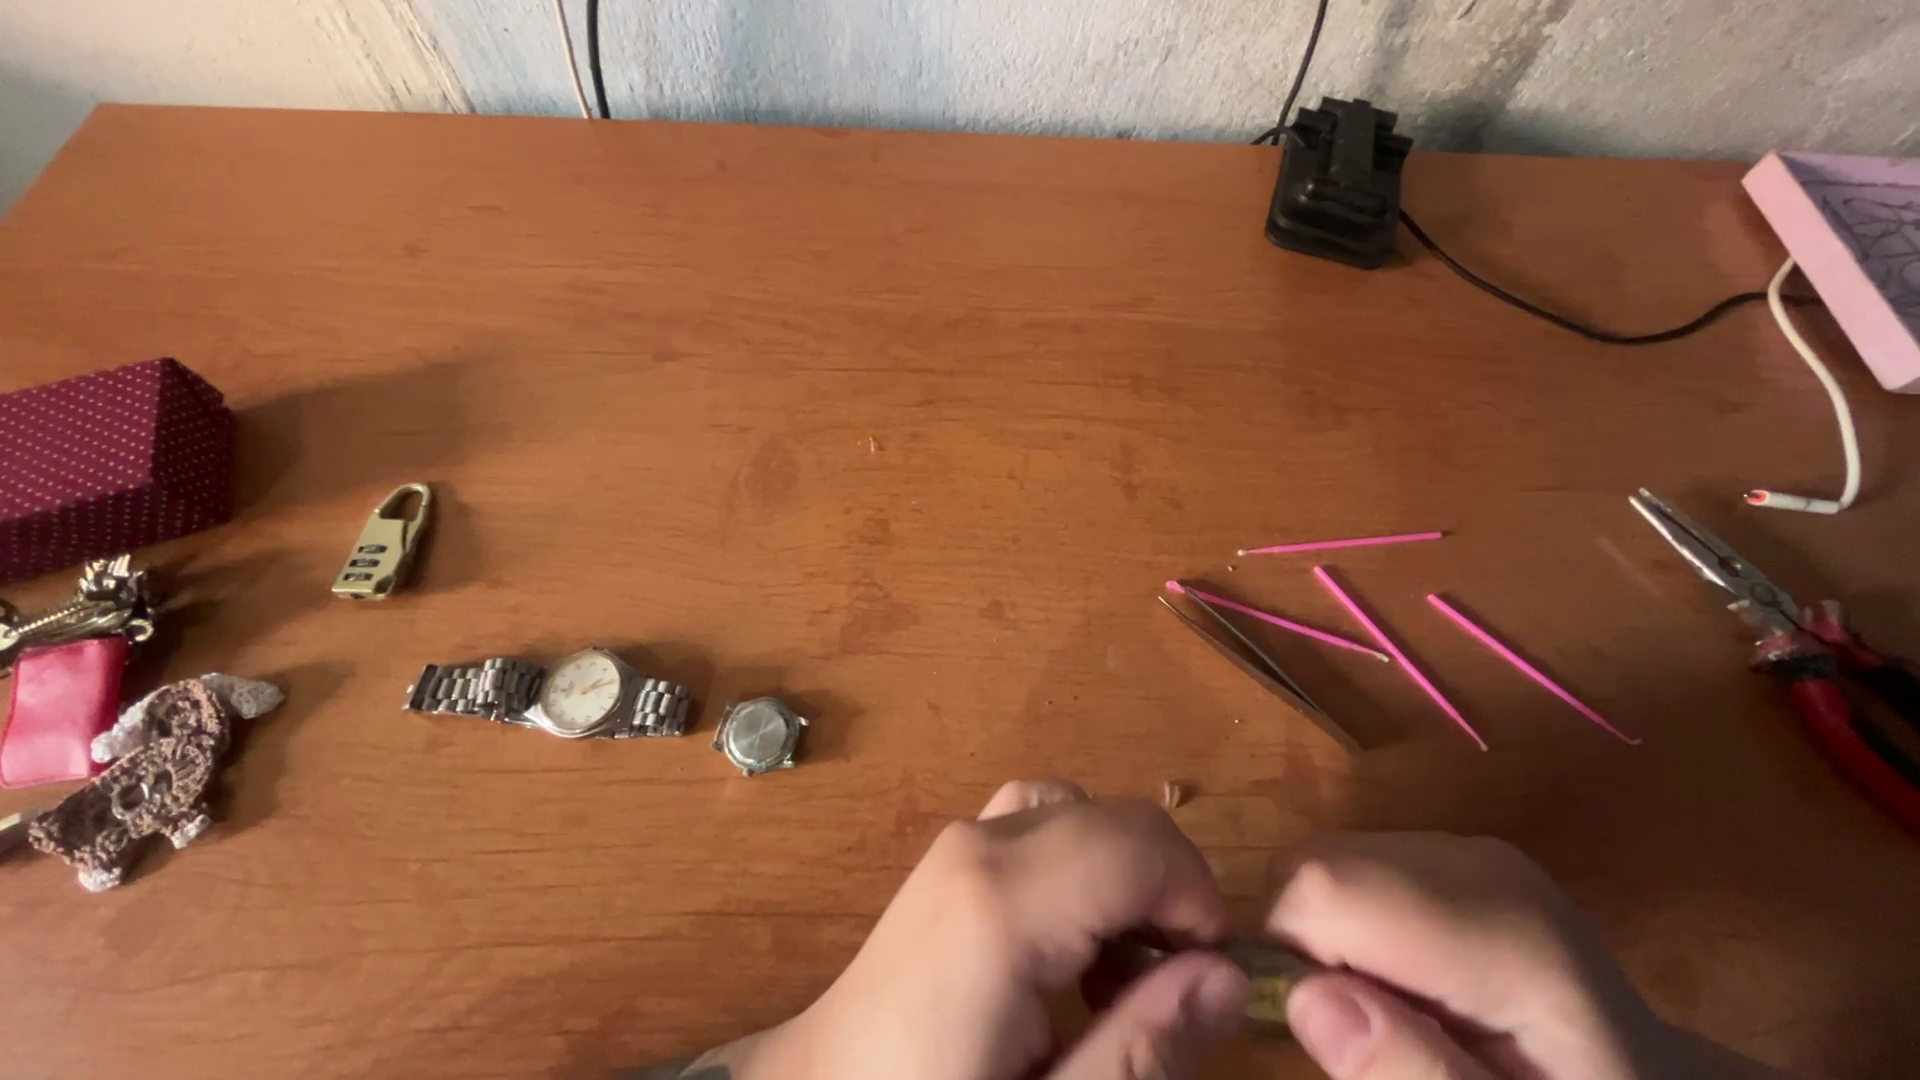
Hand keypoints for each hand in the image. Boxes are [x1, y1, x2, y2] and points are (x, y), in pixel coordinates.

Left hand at [753, 779, 1249, 1079]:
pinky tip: (1065, 949)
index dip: (1198, 901)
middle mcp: (981, 845)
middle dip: (1166, 892)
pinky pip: (1041, 824)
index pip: (1140, 843)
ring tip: (1110, 973)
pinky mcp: (953, 854)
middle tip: (1159, 990)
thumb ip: (1142, 1048)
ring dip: (1122, 880)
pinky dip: (1080, 868)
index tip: (1208, 979)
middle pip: (1116, 820)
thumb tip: (1228, 977)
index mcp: (1003, 904)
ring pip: (1082, 814)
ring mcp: (961, 841)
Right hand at [1266, 832, 1788, 1079]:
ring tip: (1392, 1009)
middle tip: (1365, 1028)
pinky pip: (1346, 866)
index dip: (1295, 957)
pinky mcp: (1450, 853)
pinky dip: (1341, 921)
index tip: (1337, 1032)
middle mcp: (1477, 864)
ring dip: (1319, 937)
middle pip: (1313, 864)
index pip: (1324, 886)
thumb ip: (1415, 1074)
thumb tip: (1305, 997)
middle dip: (1302, 946)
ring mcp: (1464, 850)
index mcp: (1505, 933)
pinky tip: (1402, 978)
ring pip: (1319, 860)